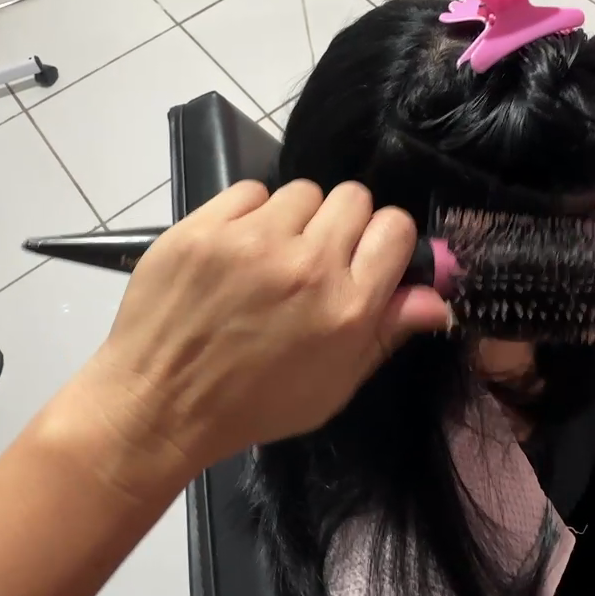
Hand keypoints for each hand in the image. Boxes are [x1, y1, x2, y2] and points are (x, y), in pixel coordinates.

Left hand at [66, 180, 450, 470]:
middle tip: (315, 255)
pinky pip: (251, 190)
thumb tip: (437, 292)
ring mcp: (253, 240)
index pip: (396, 227)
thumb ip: (388, 331)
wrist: (156, 405)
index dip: (384, 239)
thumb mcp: (334, 385)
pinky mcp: (205, 225)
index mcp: (347, 307)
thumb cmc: (254, 403)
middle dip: (342, 223)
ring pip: (303, 190)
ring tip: (270, 254)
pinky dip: (249, 213)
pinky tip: (235, 247)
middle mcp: (308, 265)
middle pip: (354, 197)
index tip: (365, 255)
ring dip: (295, 218)